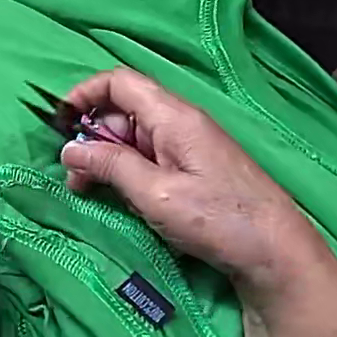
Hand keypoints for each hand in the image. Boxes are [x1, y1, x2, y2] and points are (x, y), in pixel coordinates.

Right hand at [58, 68, 336, 307]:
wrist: (276, 253)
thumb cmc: (217, 218)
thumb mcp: (154, 193)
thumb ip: (109, 165)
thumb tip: (69, 148)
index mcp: (172, 117)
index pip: (118, 82)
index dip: (84, 95)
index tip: (59, 124)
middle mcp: (179, 123)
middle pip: (121, 112)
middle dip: (90, 137)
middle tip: (73, 176)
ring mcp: (186, 147)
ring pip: (131, 138)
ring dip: (104, 159)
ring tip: (87, 191)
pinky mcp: (191, 169)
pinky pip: (147, 158)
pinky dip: (124, 172)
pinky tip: (118, 196)